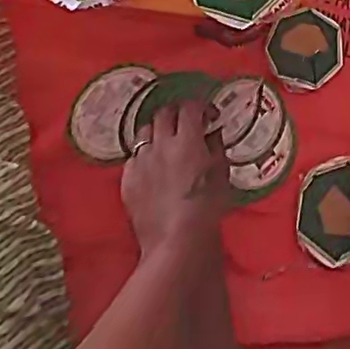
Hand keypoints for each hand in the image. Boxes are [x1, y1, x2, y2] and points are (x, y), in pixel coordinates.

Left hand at [121, 99, 228, 254]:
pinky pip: (134, 157)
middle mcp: (161, 144)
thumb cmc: (208, 206)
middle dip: (177, 113)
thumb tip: (212, 132)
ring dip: (158, 132)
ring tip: (167, 144)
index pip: (191, 107)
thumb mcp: (221, 171)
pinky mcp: (127, 180)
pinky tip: (154, 168)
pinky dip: (145, 156)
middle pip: (164, 113)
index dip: (201, 107)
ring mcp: (141, 161)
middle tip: (187, 124)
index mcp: (188, 139)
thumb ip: (215, 146)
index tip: (210, 117)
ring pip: (145, 132)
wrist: (177, 241)